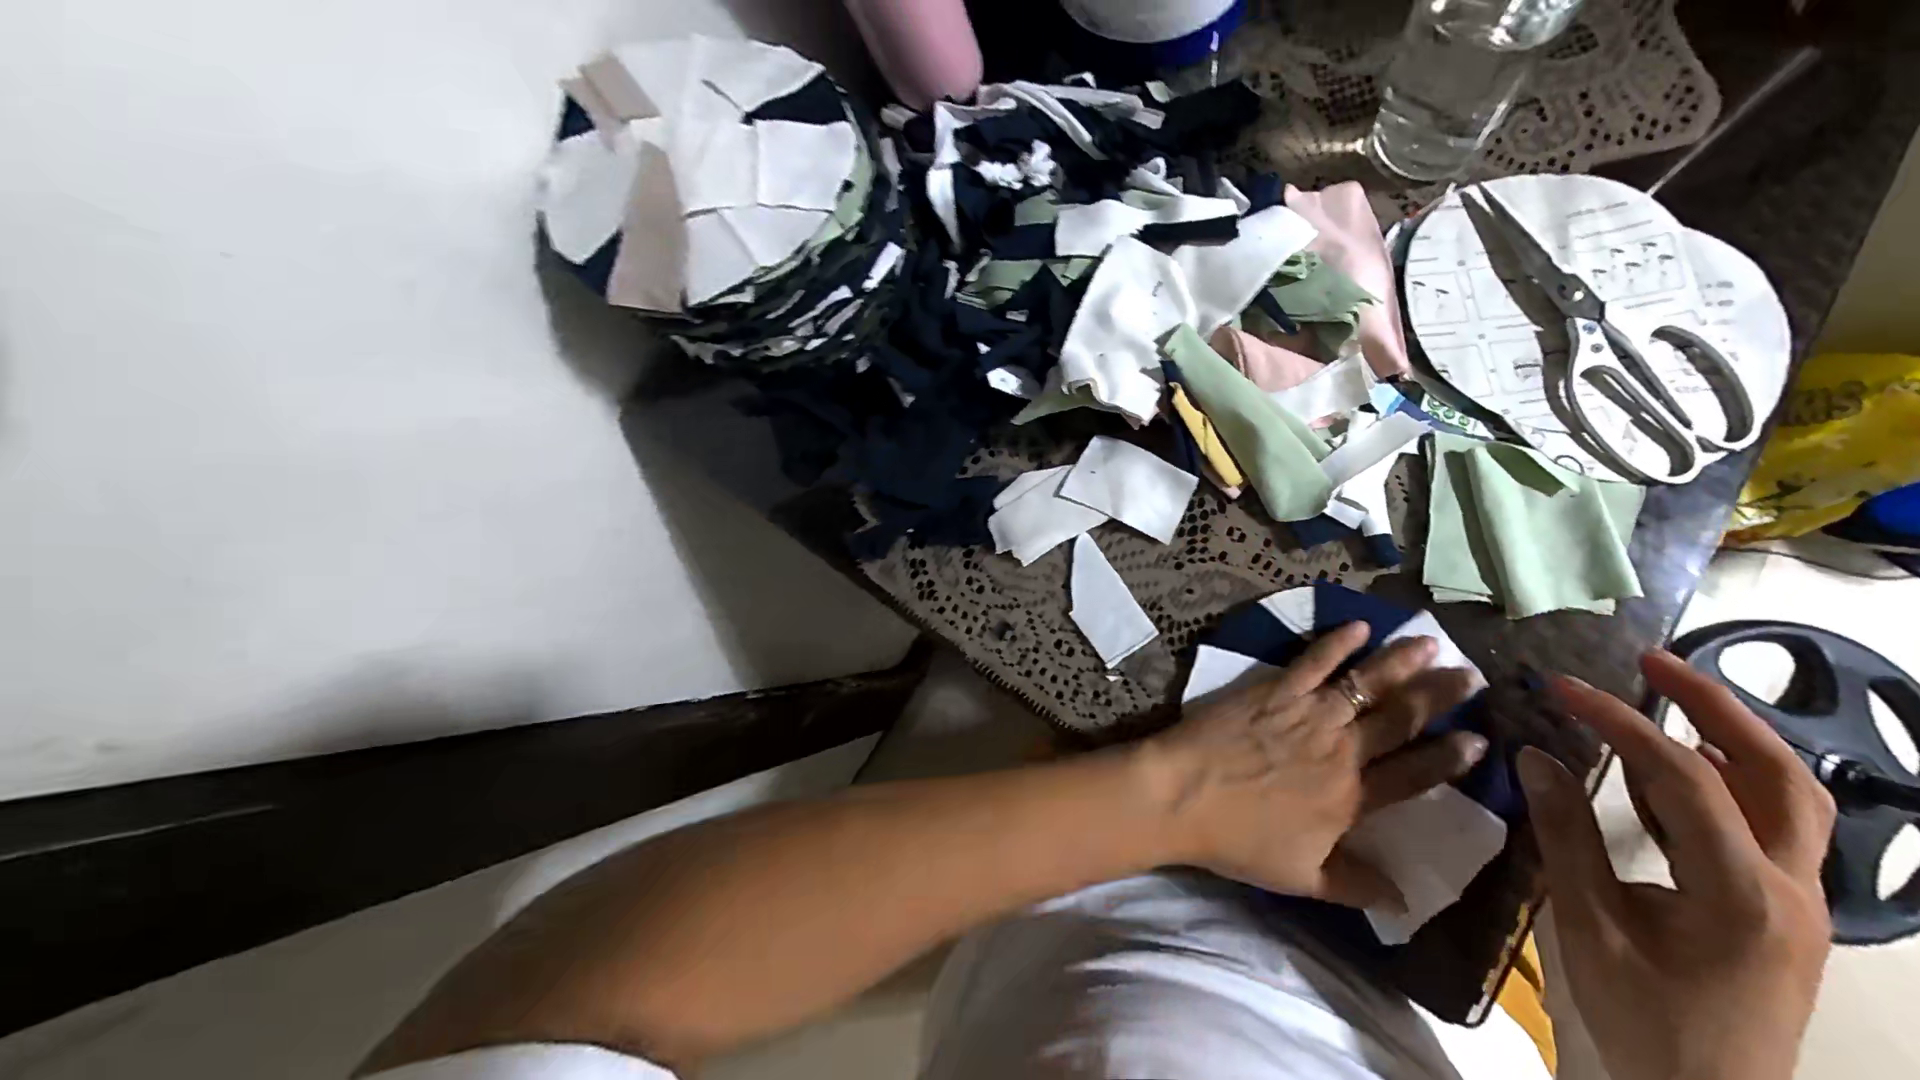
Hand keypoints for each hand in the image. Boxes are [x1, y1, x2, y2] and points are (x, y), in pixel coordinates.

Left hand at [1140, 621, 1485, 907]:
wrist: (1179, 794)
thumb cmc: (1236, 839)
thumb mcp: (1301, 878)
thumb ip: (1355, 885)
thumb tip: (1405, 902)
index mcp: (1352, 797)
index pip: (1414, 775)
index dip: (1449, 758)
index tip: (1480, 739)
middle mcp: (1340, 750)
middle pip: (1400, 719)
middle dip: (1438, 697)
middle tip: (1470, 675)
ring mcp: (1307, 714)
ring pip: (1365, 684)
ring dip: (1400, 662)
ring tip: (1430, 642)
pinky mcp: (1273, 690)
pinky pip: (1312, 661)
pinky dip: (1336, 642)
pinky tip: (1357, 625)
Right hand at [1521, 650, 1835, 1079]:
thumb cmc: (1641, 1011)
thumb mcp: (1587, 920)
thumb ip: (1565, 833)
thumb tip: (1536, 756)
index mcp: (1744, 891)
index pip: (1683, 777)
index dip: (1620, 722)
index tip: (1561, 687)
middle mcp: (1793, 886)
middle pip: (1777, 774)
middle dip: (1715, 706)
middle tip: (1653, 660)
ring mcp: (1797, 899)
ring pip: (1785, 797)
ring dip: (1726, 738)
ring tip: (1664, 697)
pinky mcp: (1777, 907)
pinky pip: (1762, 826)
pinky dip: (1718, 781)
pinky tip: (1668, 770)